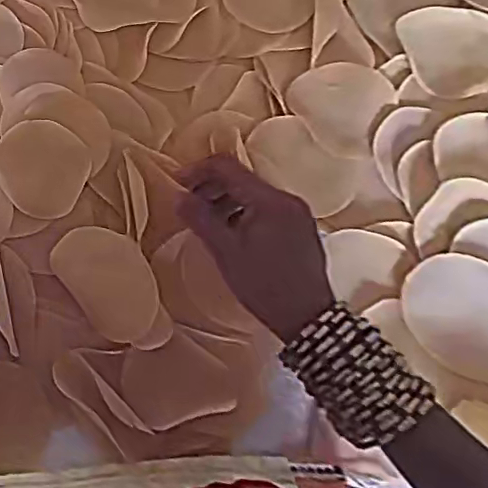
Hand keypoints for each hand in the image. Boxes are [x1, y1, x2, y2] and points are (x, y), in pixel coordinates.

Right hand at [175, 154, 333, 341]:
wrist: (309, 320)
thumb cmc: (264, 285)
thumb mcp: (226, 252)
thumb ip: (200, 219)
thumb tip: (178, 197)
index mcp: (269, 200)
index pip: (228, 167)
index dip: (198, 171)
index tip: (178, 183)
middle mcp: (286, 199)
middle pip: (241, 177)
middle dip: (211, 186)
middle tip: (188, 203)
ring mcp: (296, 212)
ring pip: (253, 192)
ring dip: (226, 199)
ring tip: (206, 220)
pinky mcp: (300, 226)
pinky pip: (266, 206)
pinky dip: (243, 210)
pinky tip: (231, 231)